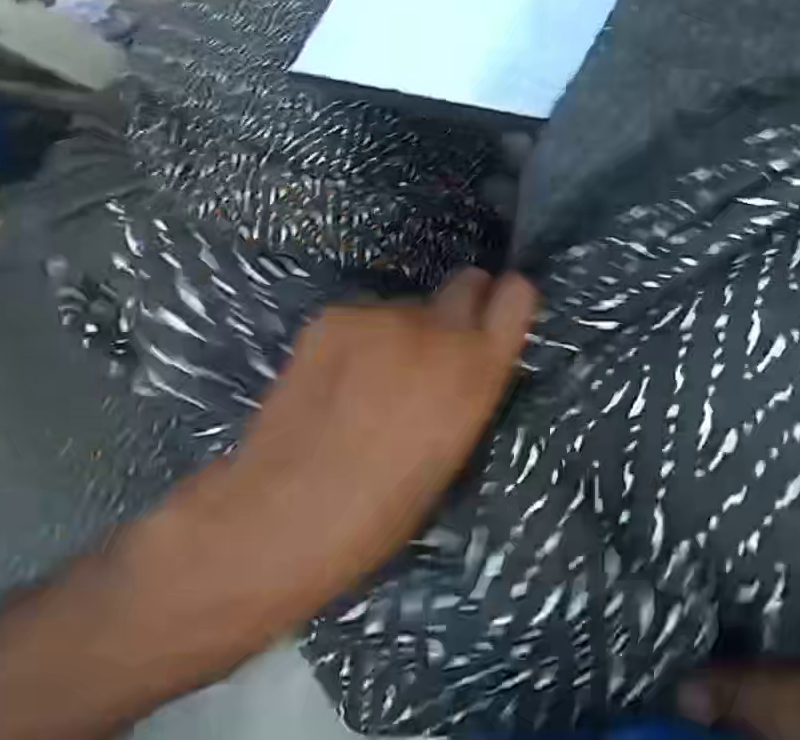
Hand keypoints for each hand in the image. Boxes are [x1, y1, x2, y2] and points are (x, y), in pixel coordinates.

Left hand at [145, 269, 539, 647]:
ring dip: (401, 331)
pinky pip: (363, 316)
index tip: (491, 318)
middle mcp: (442, 330)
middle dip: (458, 308)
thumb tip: (467, 356)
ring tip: (368, 382)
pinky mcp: (333, 317)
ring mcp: (385, 317)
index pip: (517, 295)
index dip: (505, 302)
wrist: (281, 518)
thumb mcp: (458, 442)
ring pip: (408, 306)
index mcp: (481, 368)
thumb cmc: (387, 506)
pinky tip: (334, 381)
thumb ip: (472, 383)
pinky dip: (358, 339)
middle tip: (430, 350)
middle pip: (467, 282)